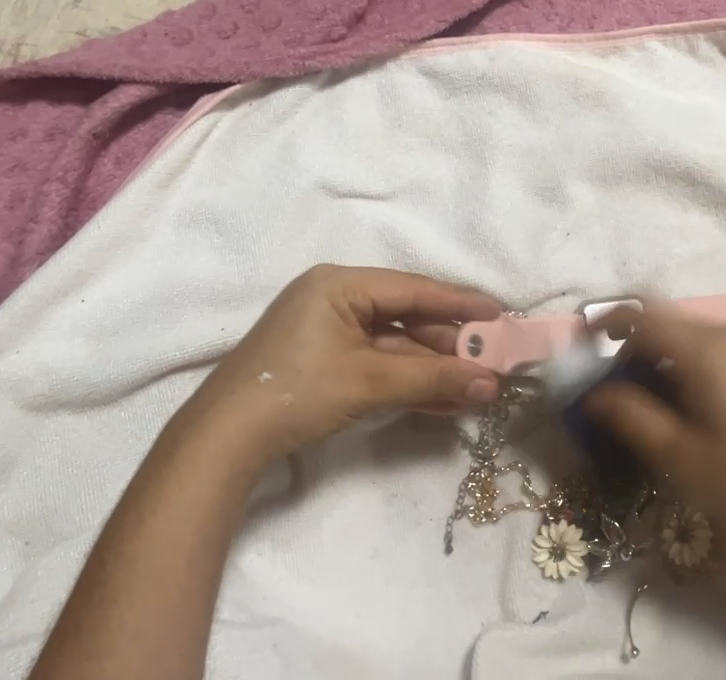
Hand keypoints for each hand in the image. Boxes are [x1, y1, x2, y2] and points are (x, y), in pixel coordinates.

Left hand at [180, 265, 502, 461]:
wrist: (224, 441)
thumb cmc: (297, 392)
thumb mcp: (370, 382)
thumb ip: (433, 378)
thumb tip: (492, 384)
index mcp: (339, 284)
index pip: (413, 289)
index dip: (460, 302)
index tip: (500, 314)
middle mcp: (334, 298)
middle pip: (405, 316)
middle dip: (449, 344)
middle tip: (492, 361)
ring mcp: (327, 331)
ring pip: (394, 344)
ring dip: (433, 368)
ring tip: (477, 388)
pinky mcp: (324, 362)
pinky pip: (377, 363)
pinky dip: (408, 381)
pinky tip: (444, 400)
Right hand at [585, 303, 725, 537]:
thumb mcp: (687, 460)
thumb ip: (634, 420)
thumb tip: (596, 394)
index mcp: (700, 348)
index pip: (640, 312)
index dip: (605, 321)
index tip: (583, 345)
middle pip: (665, 321)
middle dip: (631, 346)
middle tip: (615, 390)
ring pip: (691, 337)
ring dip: (661, 358)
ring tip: (653, 408)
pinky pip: (715, 351)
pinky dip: (689, 367)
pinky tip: (698, 413)